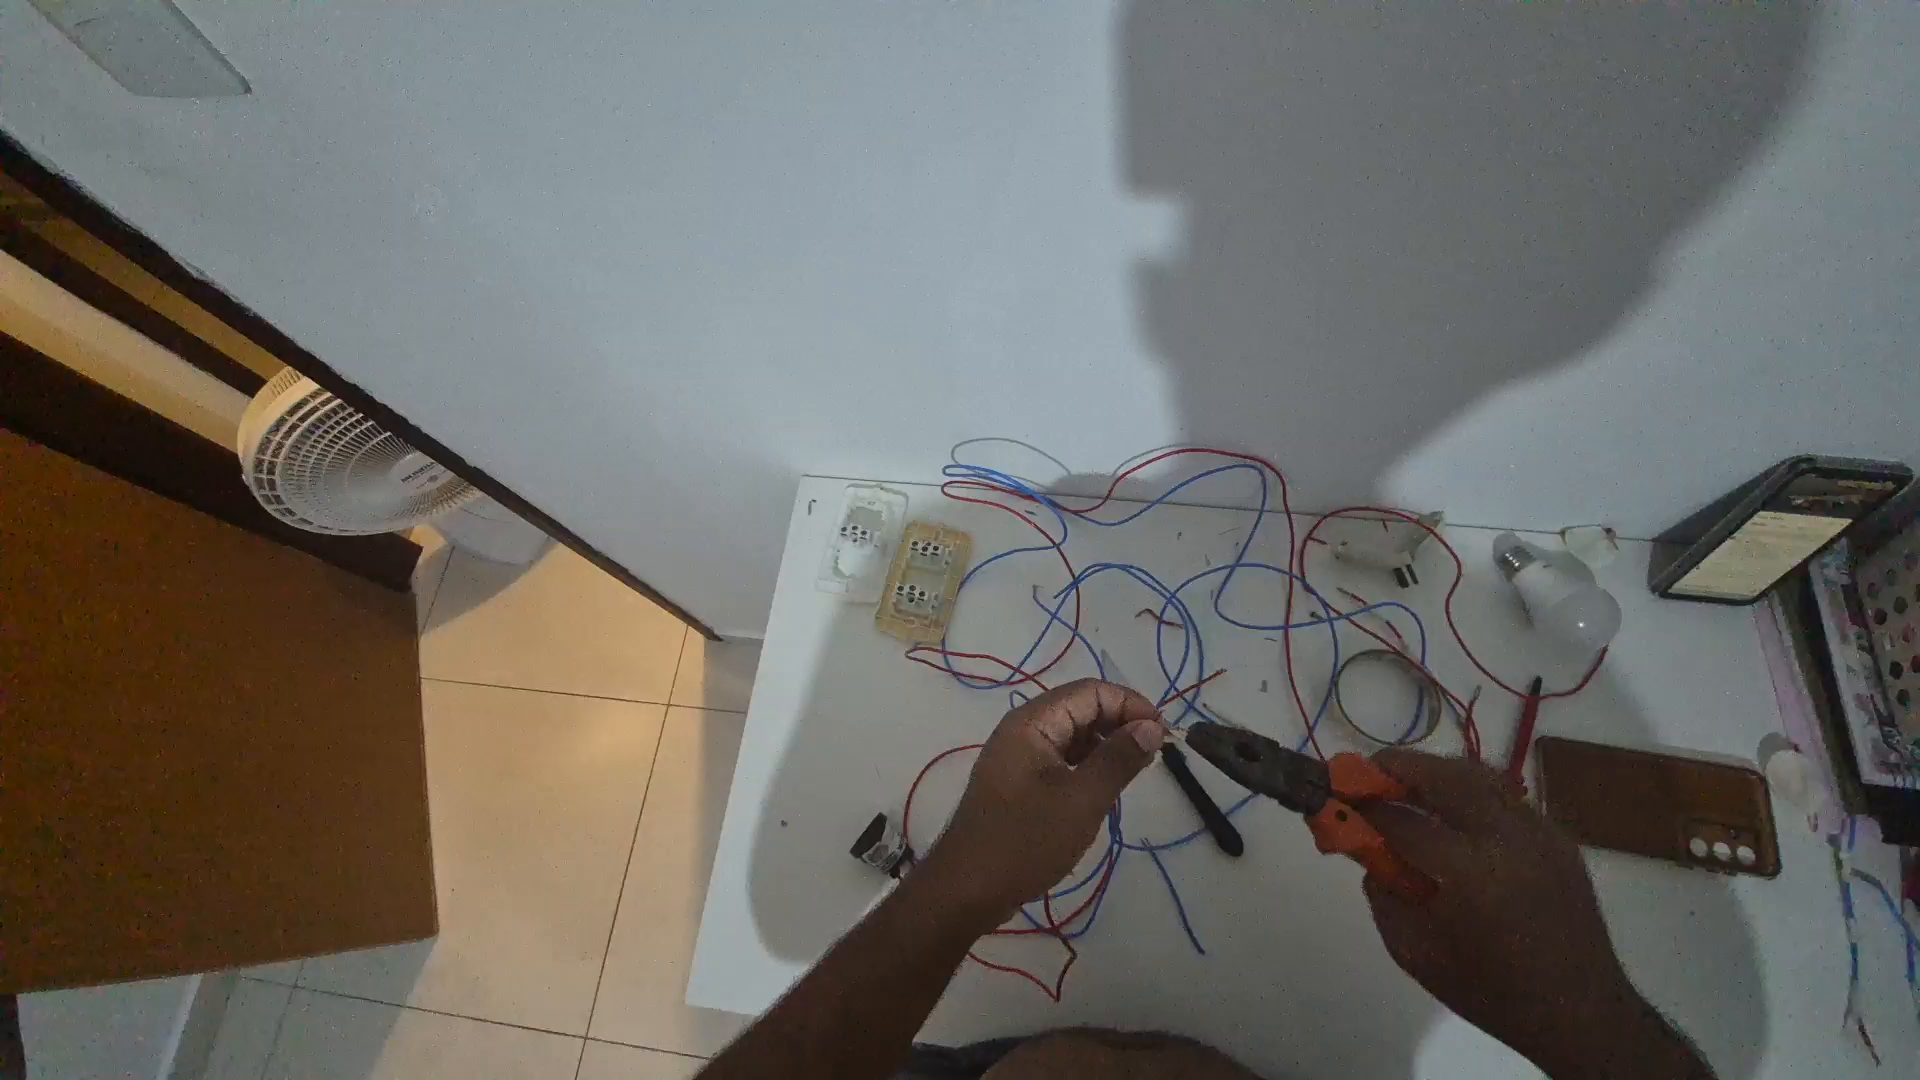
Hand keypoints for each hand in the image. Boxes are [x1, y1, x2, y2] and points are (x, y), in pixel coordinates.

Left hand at [919, 679, 1165, 929]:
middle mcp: (1023, 728)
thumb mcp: (1081, 800)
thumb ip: (1118, 760)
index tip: (1163, 734)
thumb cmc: (1026, 840)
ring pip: (1073, 733)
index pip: (1090, 691)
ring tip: (1136, 770)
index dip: (1130, 704)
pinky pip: (1061, 757)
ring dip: (1106, 744)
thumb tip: (1151, 727)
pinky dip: (1087, 763)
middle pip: (1081, 707)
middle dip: (1120, 722)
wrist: (968, 888)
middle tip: (1154, 753)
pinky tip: (1106, 786)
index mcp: (1033, 721)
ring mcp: (1019, 754)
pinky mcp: (1020, 779)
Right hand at [1357, 750, 1707, 1078]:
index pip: (1400, 819)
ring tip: (1406, 785)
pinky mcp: (1557, 838)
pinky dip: (1468, 792)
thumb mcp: (1413, 952)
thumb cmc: (1492, 991)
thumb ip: (1381, 892)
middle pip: (1443, 776)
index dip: (1362, 804)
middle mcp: (1508, 842)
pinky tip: (1452, 815)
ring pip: (1477, 774)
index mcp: (1471, 875)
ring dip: (1433, 772)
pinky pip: (1503, 795)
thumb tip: (1367, 846)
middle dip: (1397, 767)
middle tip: (1367, 773)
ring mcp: (1539, 835)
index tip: (1336, 795)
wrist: (1586, 1018)